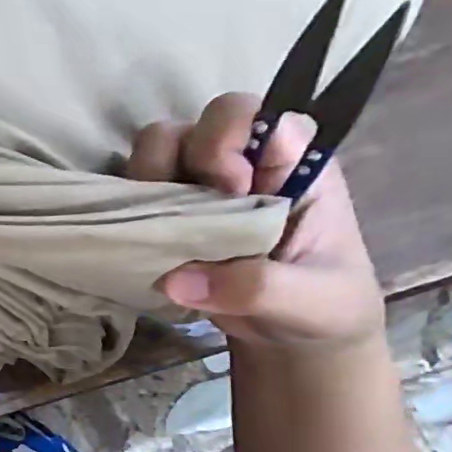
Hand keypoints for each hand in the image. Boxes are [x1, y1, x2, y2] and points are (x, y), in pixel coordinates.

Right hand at [127, 92, 384, 347]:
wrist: (297, 338)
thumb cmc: (322, 307)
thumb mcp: (309, 302)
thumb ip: (254, 287)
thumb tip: (175, 280)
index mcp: (294, 162)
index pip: (252, 114)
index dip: (228, 141)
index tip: (233, 192)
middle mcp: (241, 162)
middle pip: (190, 128)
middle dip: (179, 166)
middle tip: (196, 221)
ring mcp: (201, 185)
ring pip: (154, 153)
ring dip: (147, 187)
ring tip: (165, 234)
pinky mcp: (170, 211)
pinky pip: (134, 191)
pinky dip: (129, 211)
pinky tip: (146, 244)